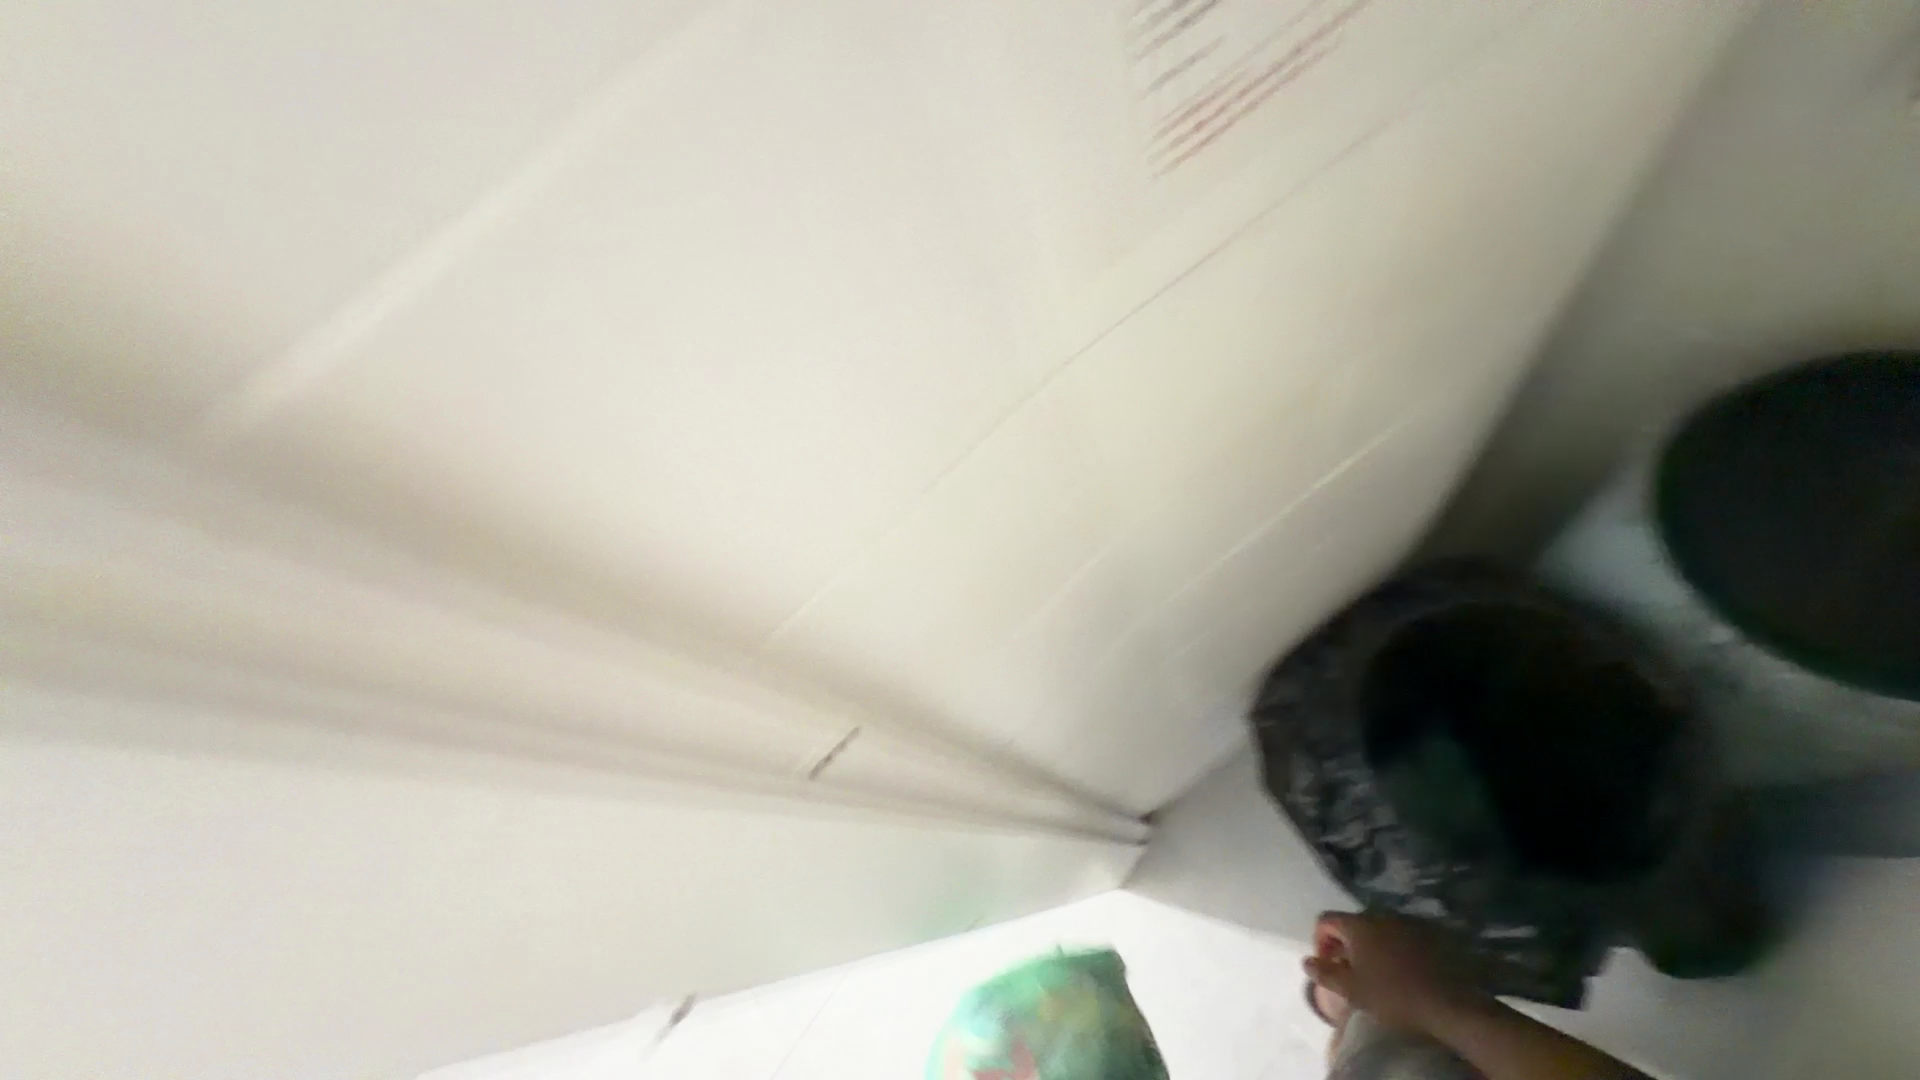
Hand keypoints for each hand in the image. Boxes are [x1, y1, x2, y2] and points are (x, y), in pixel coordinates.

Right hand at [1303, 912, 1484, 1033]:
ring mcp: (1405, 922)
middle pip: (1351, 923)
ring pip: (1377, 929)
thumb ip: (1324, 973)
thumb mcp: (1352, 991)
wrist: (1450, 1005)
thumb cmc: (1393, 996)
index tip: (1328, 964)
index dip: (1319, 940)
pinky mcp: (1428, 933)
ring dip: (1370, 946)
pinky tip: (1402, 970)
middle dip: (1345, 944)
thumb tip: (1305, 961)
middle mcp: (1378, 915)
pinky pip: (1400, 935)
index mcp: (1356, 925)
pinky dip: (1394, 948)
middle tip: (1350, 970)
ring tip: (1377, 972)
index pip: (1325, 920)